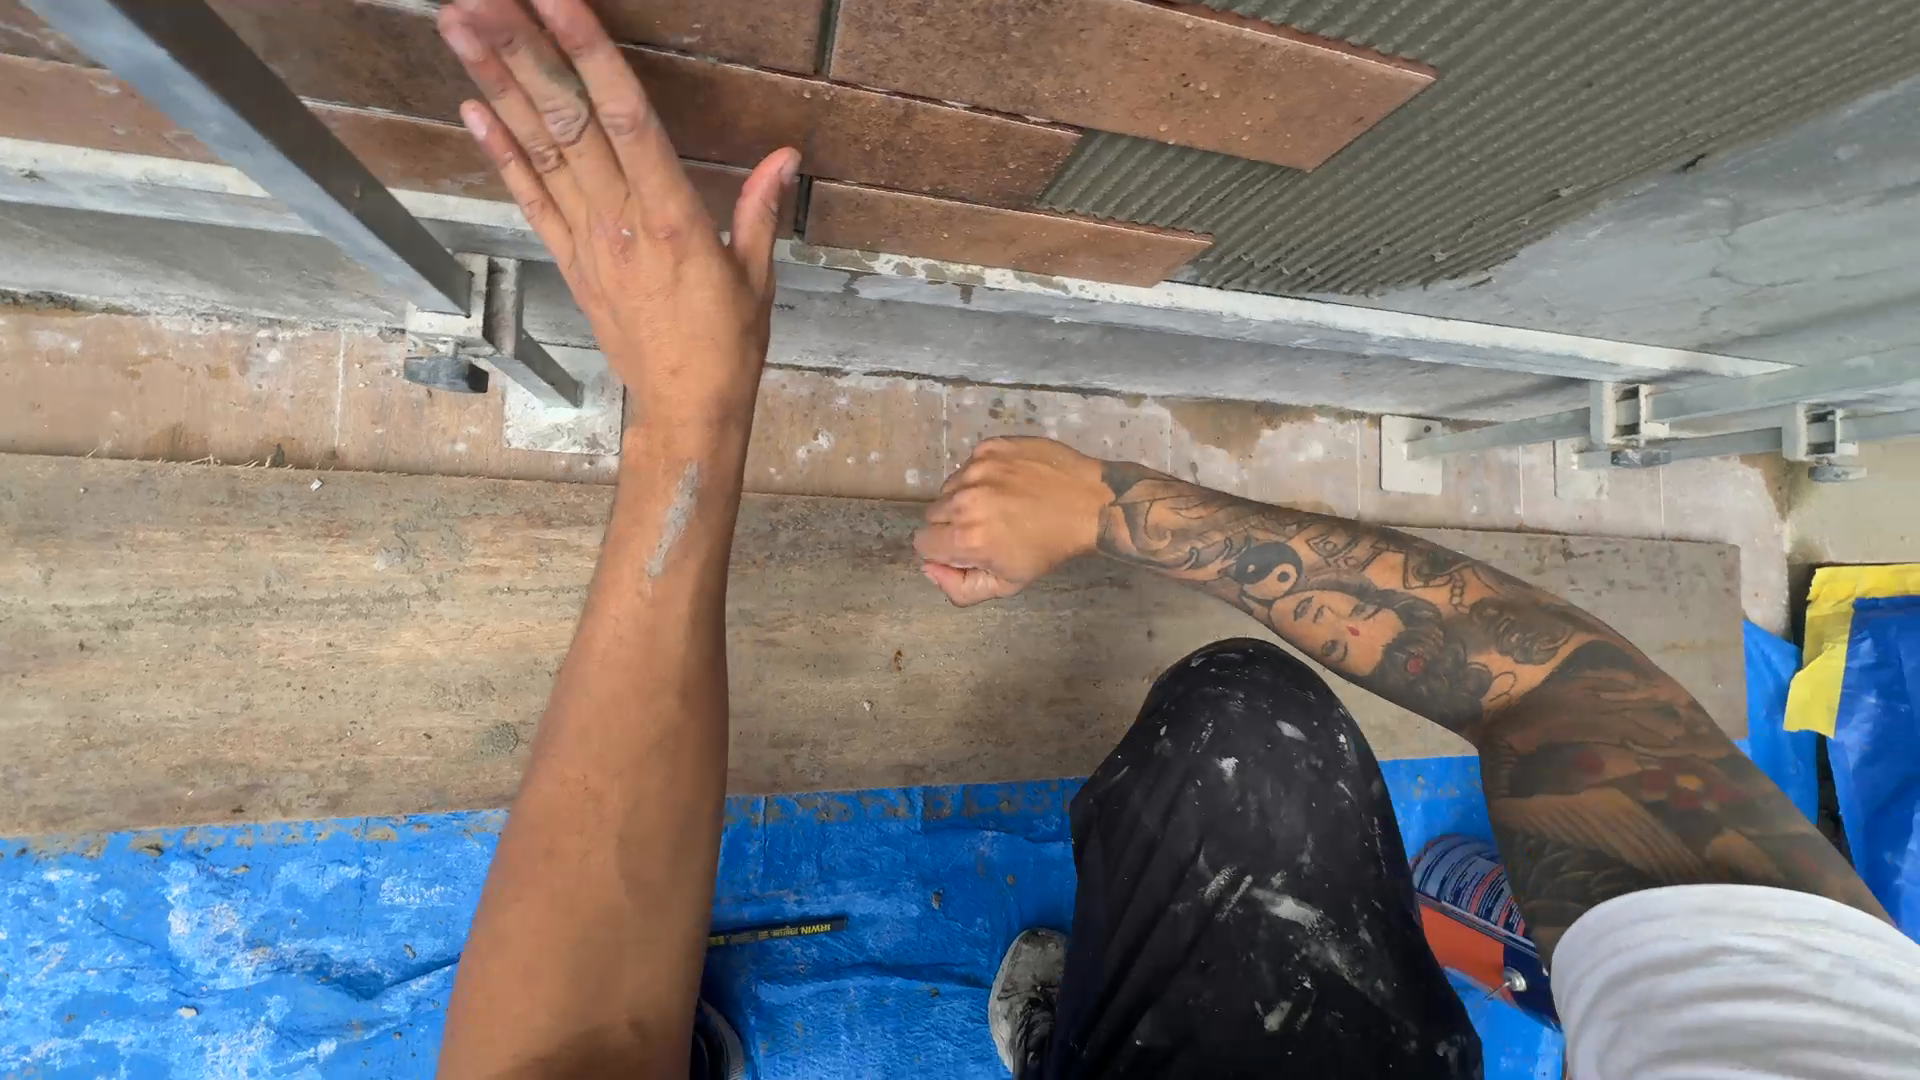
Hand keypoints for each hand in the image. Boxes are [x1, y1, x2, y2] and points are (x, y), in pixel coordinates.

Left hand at [437, 0, 798, 445]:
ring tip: (459, 21)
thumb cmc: (729, 348)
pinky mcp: (573, 265)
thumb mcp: (757, 280)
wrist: (686, 409)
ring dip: (497, 85)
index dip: (591, 54)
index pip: (627, 120)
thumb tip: (785, 154)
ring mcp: (589, 244)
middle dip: (523, 50)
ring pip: (540, 153)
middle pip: (568, 124)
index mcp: (676, 221)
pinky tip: (473, 107)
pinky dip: (502, 155)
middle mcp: (623, 223)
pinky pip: (532, 202)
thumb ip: (760, 212)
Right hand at [913, 437, 1111, 605]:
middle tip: (987, 525)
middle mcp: (964, 501)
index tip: (967, 547)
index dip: (942, 549)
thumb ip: (959, 588)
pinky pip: (967, 465)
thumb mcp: (1007, 584)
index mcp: (966, 539)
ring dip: (965, 497)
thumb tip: (929, 568)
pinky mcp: (989, 447)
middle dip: (953, 524)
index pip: (922, 543)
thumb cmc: (1048, 547)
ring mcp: (976, 469)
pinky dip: (981, 475)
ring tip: (1000, 502)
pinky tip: (1008, 483)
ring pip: (949, 488)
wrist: (1088, 502)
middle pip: (933, 515)